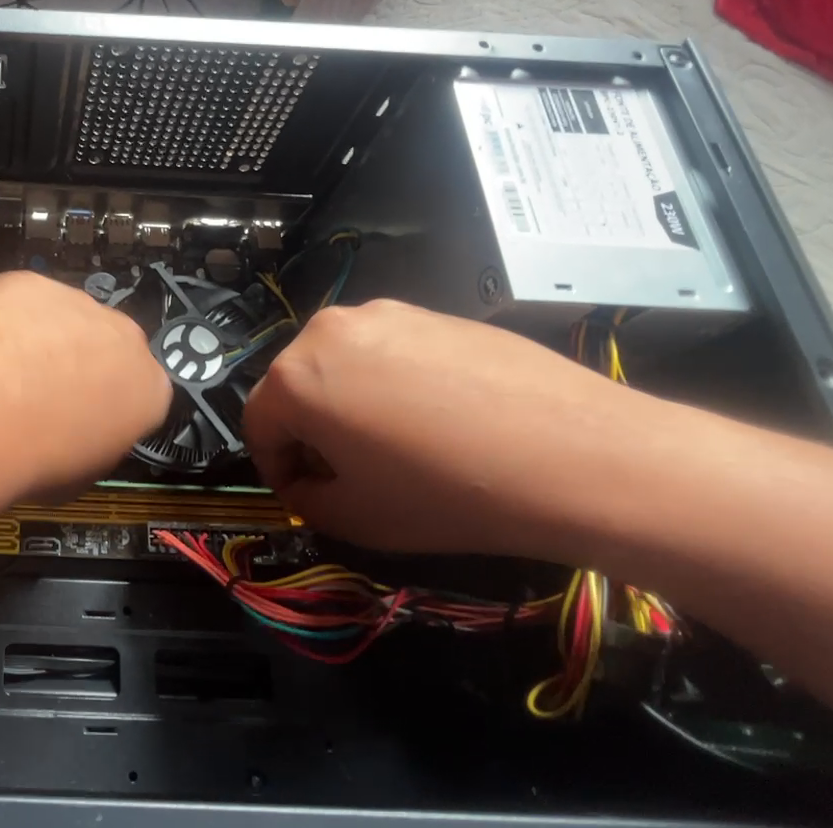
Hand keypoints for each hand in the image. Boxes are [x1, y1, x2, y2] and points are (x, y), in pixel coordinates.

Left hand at [0, 271, 170, 493]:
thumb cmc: (36, 452)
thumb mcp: (83, 475)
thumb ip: (95, 444)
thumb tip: (79, 443)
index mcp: (150, 389)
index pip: (142, 392)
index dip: (111, 405)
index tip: (88, 415)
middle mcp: (123, 339)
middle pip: (109, 346)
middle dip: (83, 365)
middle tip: (45, 396)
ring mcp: (78, 304)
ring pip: (65, 318)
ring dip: (44, 340)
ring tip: (8, 376)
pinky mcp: (32, 284)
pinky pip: (22, 299)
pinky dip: (7, 318)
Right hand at [242, 299, 660, 558]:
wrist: (575, 455)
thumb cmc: (446, 492)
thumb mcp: (356, 519)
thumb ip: (305, 500)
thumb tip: (305, 481)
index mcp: (295, 377)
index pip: (257, 422)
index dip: (274, 465)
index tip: (303, 492)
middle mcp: (329, 330)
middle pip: (297, 385)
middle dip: (312, 429)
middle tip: (350, 472)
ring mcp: (387, 314)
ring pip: (344, 364)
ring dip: (351, 402)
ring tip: (400, 445)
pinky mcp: (436, 313)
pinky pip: (391, 352)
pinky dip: (394, 383)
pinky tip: (441, 420)